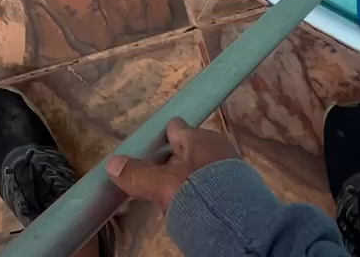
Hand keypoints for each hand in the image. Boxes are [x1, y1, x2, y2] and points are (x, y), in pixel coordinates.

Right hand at [105, 118, 242, 211]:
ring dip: (181, 186)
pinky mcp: (235, 197)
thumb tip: (112, 164)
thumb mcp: (166, 184)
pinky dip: (195, 200)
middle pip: (184, 152)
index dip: (160, 137)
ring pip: (195, 175)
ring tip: (166, 202)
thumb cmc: (204, 194)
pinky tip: (186, 213)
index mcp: (201, 138)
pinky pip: (208, 192)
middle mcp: (216, 151)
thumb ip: (140, 175)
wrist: (246, 231)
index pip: (175, 128)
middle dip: (168, 166)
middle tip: (151, 182)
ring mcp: (228, 174)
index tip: (144, 149)